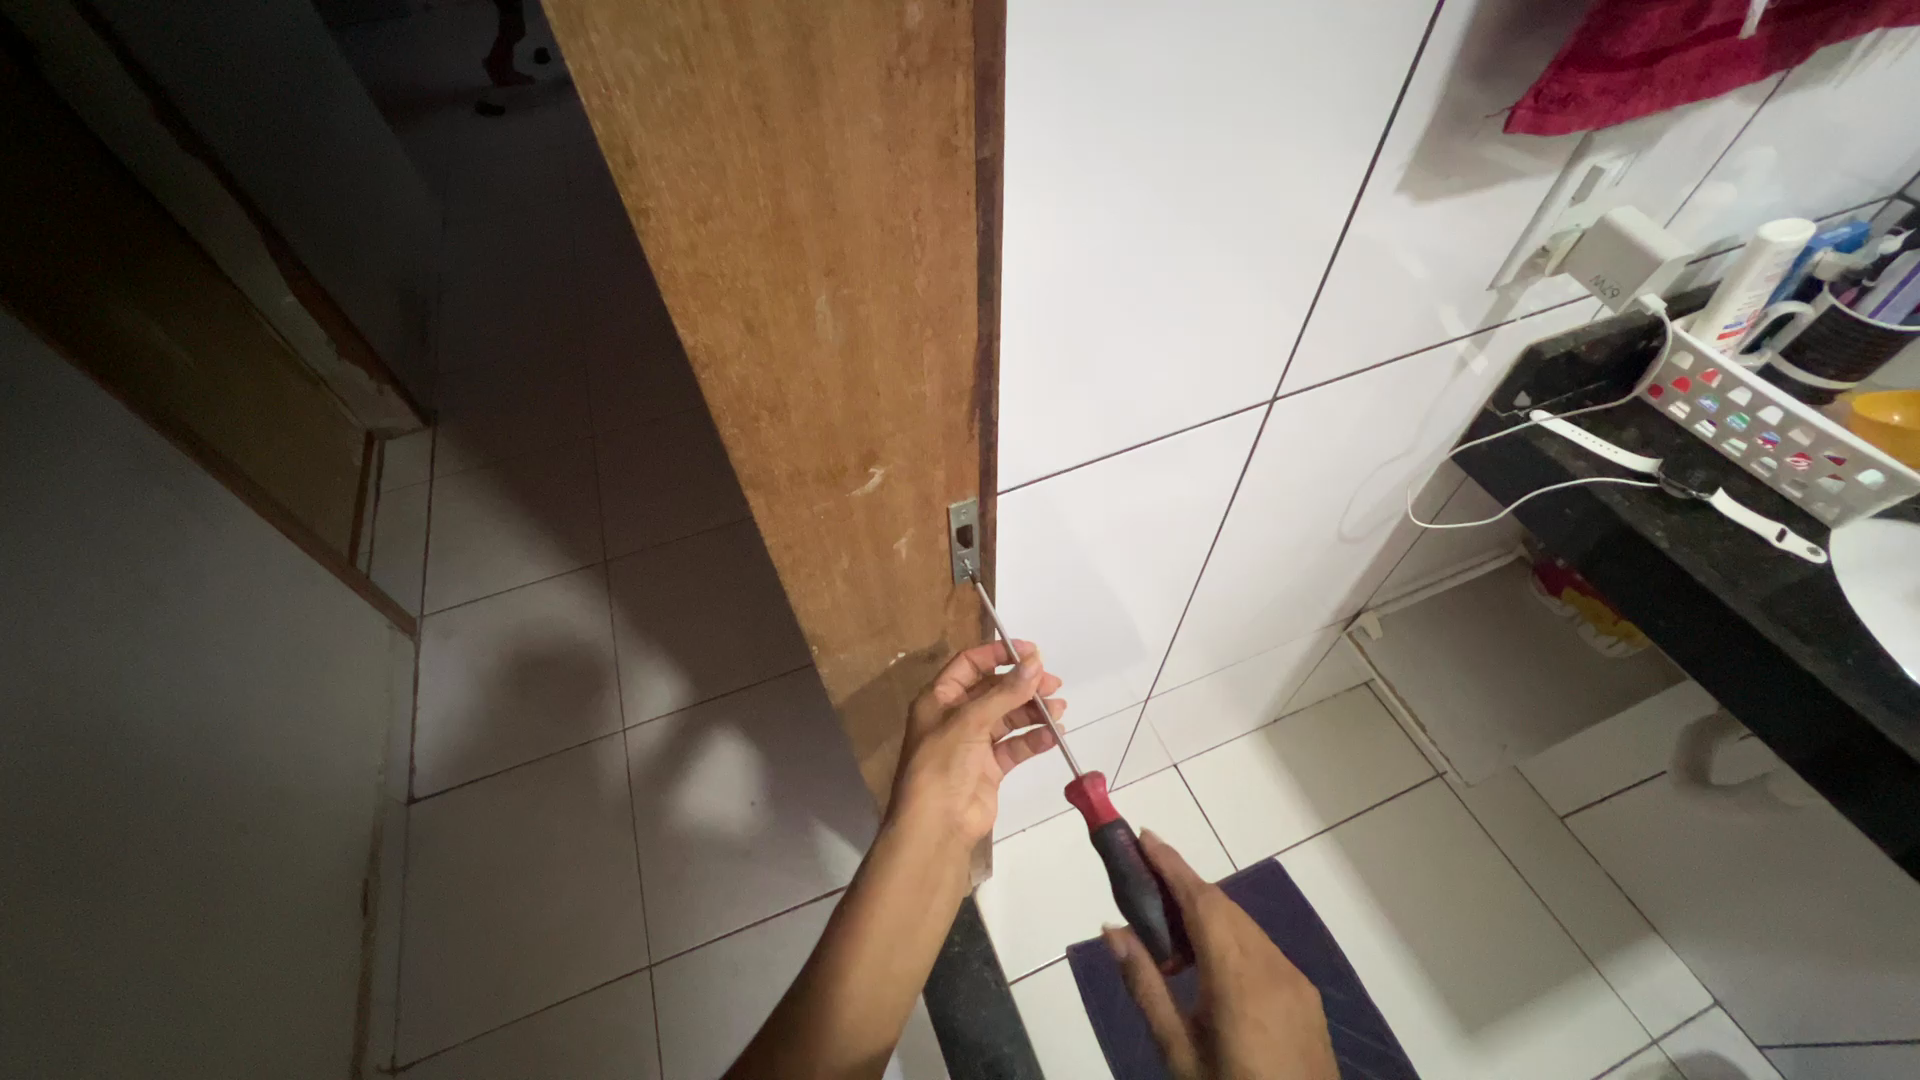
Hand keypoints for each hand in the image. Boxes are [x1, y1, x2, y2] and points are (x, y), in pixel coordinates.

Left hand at [887, 639, 1064, 844]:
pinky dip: (1034, 739)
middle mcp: (955, 717)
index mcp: (939, 698)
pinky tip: (1054, 735)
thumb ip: (1006, 692)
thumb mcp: (970, 721)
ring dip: (1033, 712)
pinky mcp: (989, 768)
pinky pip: (1015, 747)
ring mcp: (973, 744)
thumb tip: (1035, 661)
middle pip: (994, 691)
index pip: (970, 664)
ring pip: (1008, 718)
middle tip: (1053, 683)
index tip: (1031, 651)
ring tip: (1059, 709)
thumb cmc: (942, 763)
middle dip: (1023, 685)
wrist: (936, 824)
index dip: (998, 654)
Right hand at [1104, 832, 1335, 1079]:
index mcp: (1238, 979)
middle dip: (1182, 883)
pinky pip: (1260, 947)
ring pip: (1243, 924)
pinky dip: (1228, 935)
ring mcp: (1295, 981)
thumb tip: (1112, 930)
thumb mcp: (1178, 1052)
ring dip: (1205, 909)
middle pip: (1222, 907)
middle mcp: (1272, 967)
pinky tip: (1206, 957)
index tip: (1144, 836)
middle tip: (1142, 874)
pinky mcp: (1306, 996)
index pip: (1202, 903)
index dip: (1172, 865)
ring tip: (1166, 920)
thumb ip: (1145, 986)